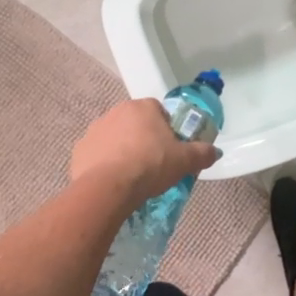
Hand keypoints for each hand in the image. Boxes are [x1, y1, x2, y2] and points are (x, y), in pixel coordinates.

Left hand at [70, 98, 219, 206]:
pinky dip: (104, 163)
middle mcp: (117, 111)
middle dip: (143, 139)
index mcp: (143, 107)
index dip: (166, 130)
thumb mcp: (184, 161)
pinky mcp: (80, 149)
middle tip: (153, 163)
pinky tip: (113, 181)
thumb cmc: (150, 165)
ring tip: (131, 175)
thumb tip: (215, 152)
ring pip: (115, 137)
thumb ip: (202, 153)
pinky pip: (97, 153)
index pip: (159, 111)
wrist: (108, 188)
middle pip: (136, 123)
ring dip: (123, 150)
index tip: (169, 150)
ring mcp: (96, 129)